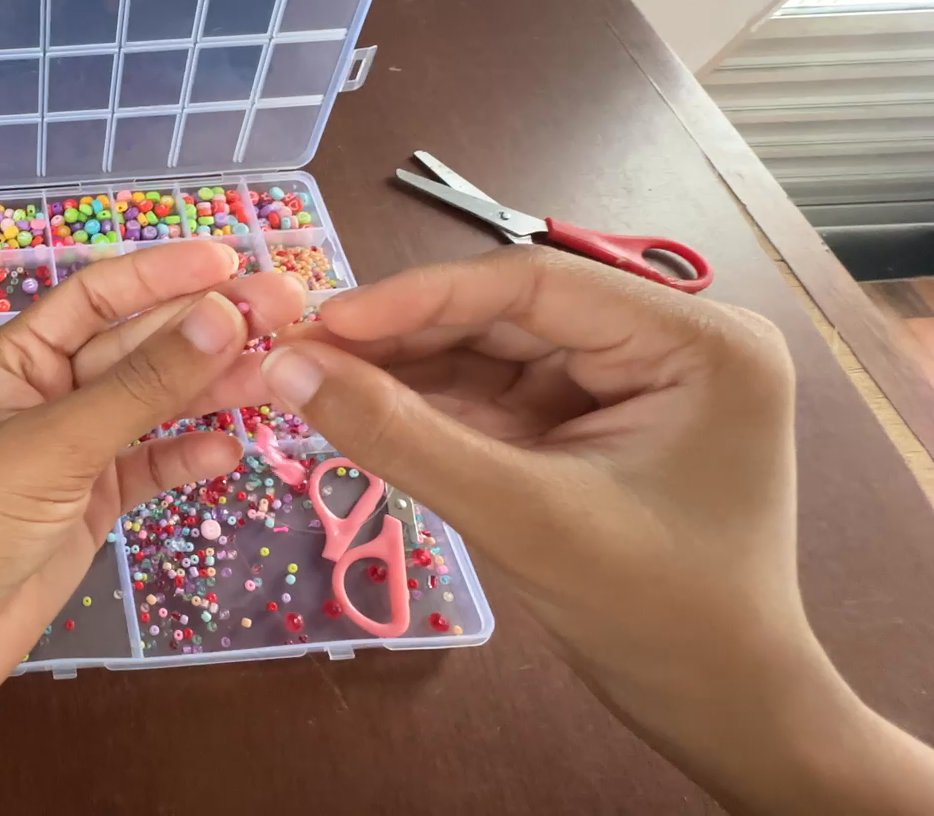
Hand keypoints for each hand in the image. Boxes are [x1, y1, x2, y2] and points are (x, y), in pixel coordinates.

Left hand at [0, 240, 308, 704]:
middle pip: (135, 347)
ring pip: (150, 407)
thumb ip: (139, 388)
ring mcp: (72, 450)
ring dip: (209, 390)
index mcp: (19, 357)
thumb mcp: (52, 444)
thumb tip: (219, 317)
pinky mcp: (90, 503)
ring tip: (277, 375)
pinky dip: (185, 458)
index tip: (227, 260)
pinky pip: (146, 468)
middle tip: (284, 309)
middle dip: (202, 328)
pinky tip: (229, 451)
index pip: (96, 296)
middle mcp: (49, 393)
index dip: (160, 273)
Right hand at [257, 247, 933, 812]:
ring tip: (311, 379)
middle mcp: (653, 341)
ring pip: (471, 347)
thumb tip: (282, 366)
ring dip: (390, 365)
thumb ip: (396, 435)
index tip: (324, 323)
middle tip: (299, 354)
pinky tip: (354, 404)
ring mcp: (606, 376)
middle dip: (393, 337)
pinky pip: (470, 386)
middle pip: (492, 314)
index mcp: (692, 343)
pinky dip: (409, 397)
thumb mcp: (517, 514)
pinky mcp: (564, 412)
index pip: (528, 286)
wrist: (708, 703)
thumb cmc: (651, 611)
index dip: (414, 298)